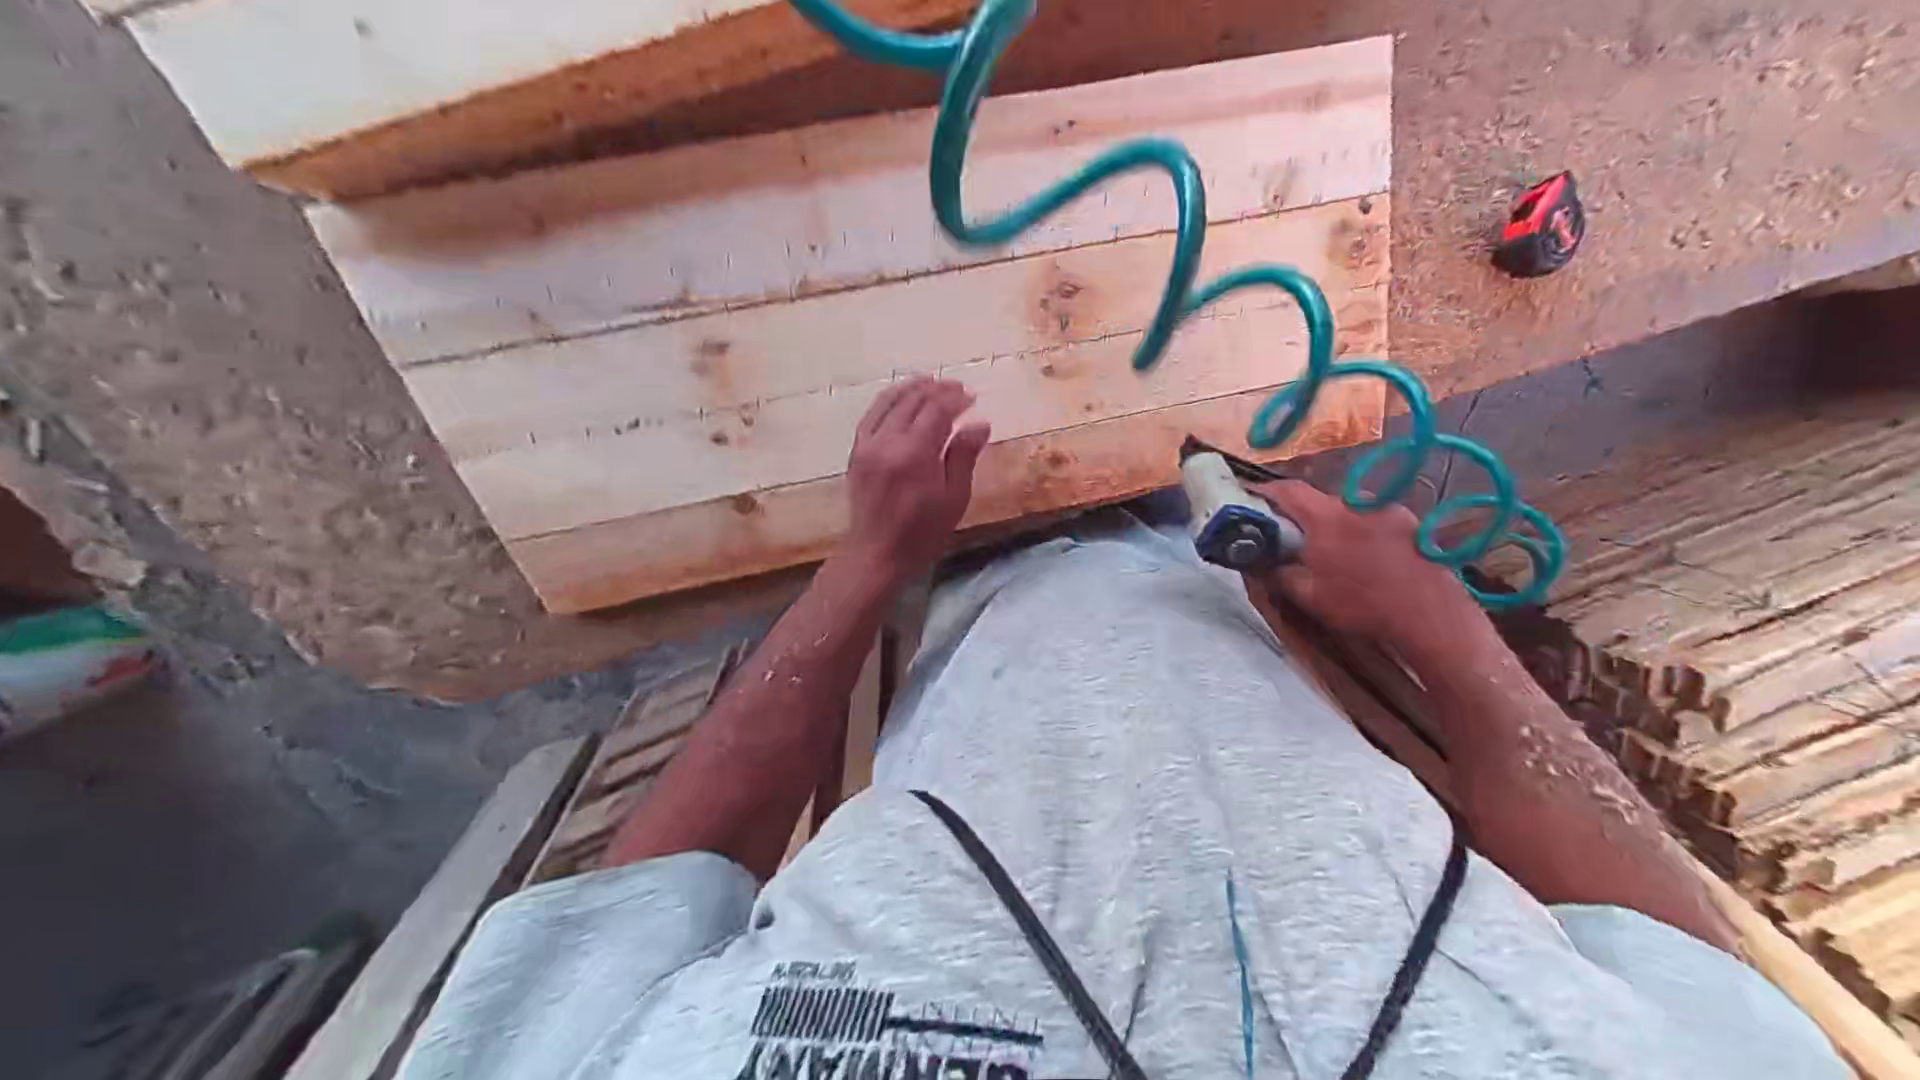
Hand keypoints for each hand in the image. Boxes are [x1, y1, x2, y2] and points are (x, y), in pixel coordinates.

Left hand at [839, 376, 990, 579]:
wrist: (877, 553)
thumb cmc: (922, 532)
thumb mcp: (953, 498)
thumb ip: (963, 456)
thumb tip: (979, 423)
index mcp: (915, 453)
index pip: (937, 410)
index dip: (956, 399)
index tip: (972, 397)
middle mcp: (888, 441)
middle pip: (913, 401)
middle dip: (937, 390)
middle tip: (957, 388)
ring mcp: (868, 445)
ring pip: (889, 402)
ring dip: (912, 388)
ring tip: (930, 382)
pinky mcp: (856, 452)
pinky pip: (871, 416)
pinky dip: (887, 401)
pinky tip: (899, 398)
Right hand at [1249, 480, 1489, 663]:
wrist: (1432, 618)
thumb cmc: (1363, 605)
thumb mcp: (1309, 595)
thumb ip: (1280, 573)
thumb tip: (1262, 562)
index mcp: (1326, 517)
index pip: (1288, 490)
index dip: (1264, 490)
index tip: (1249, 497)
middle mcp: (1356, 504)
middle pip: (1318, 498)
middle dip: (1299, 513)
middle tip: (1288, 535)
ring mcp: (1388, 510)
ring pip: (1347, 509)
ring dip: (1332, 523)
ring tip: (1329, 550)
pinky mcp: (1412, 523)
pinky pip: (1372, 519)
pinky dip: (1359, 531)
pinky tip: (1363, 557)